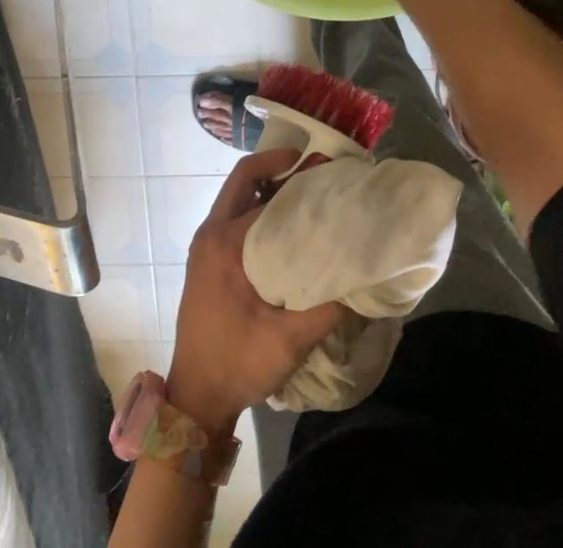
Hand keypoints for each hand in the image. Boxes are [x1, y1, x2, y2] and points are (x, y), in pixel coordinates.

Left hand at [166, 149, 344, 433]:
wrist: (196, 394)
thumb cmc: (239, 362)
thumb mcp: (291, 338)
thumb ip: (329, 304)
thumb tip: (366, 273)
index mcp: (225, 243)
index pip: (264, 188)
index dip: (299, 174)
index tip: (332, 169)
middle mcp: (210, 234)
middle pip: (245, 180)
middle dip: (282, 168)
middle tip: (322, 170)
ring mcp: (205, 246)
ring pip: (239, 198)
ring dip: (272, 189)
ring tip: (314, 194)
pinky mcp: (207, 261)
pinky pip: (235, 219)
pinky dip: (262, 211)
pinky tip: (294, 228)